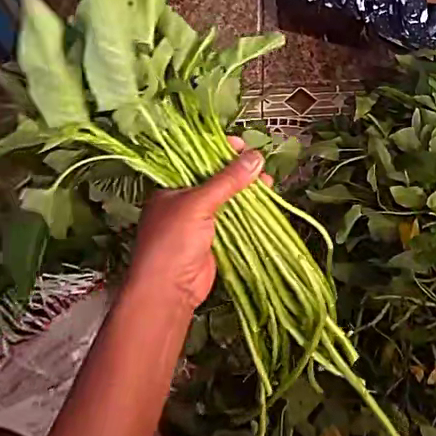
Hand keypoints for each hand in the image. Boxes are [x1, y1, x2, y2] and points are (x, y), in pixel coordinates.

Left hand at [123, 143, 266, 312]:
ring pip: (228, 199)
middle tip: (259, 163)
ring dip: (247, 191)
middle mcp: (184, 202)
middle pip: (216, 179)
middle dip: (238, 171)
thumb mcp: (198, 204)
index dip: (219, 150)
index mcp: (171, 188)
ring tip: (267, 182)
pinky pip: (234, 219)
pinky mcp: (213, 239)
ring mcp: (199, 221)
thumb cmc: (171, 243)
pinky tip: (264, 203)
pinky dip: (249, 211)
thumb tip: (254, 158)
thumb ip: (227, 180)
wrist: (168, 291)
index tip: (241, 144)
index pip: (197, 160)